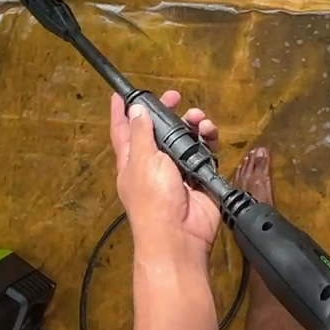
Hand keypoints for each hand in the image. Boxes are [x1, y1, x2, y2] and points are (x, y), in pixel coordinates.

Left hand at [109, 91, 221, 264]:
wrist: (180, 235)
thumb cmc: (153, 200)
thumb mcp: (142, 161)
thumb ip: (142, 133)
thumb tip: (135, 110)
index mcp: (132, 160)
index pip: (123, 131)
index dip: (120, 113)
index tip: (120, 94)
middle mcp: (154, 162)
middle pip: (159, 129)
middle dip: (166, 111)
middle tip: (175, 96)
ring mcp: (178, 168)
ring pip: (185, 135)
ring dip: (192, 122)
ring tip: (198, 118)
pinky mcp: (200, 173)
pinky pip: (205, 148)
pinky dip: (208, 137)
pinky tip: (209, 132)